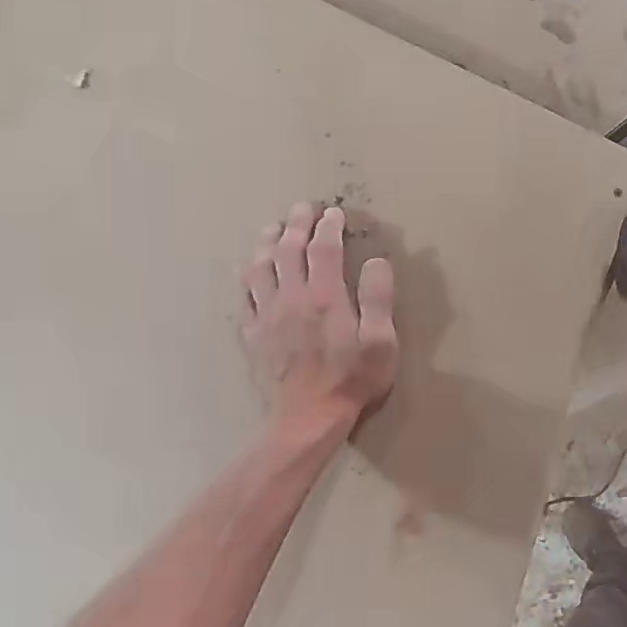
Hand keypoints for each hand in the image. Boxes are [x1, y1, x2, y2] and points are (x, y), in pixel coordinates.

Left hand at [241, 202, 397, 450]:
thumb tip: (376, 261)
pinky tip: (251, 271)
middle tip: (302, 208)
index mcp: (325, 297)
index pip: (324, 248)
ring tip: (272, 229)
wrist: (307, 418)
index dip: (329, 226)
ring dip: (266, 243)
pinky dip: (248, 276)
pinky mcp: (253, 334)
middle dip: (296, 225)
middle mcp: (291, 298)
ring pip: (260, 268)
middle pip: (287, 250)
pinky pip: (244, 296)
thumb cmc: (352, 379)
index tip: (335, 212)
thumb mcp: (381, 340)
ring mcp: (267, 316)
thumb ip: (378, 298)